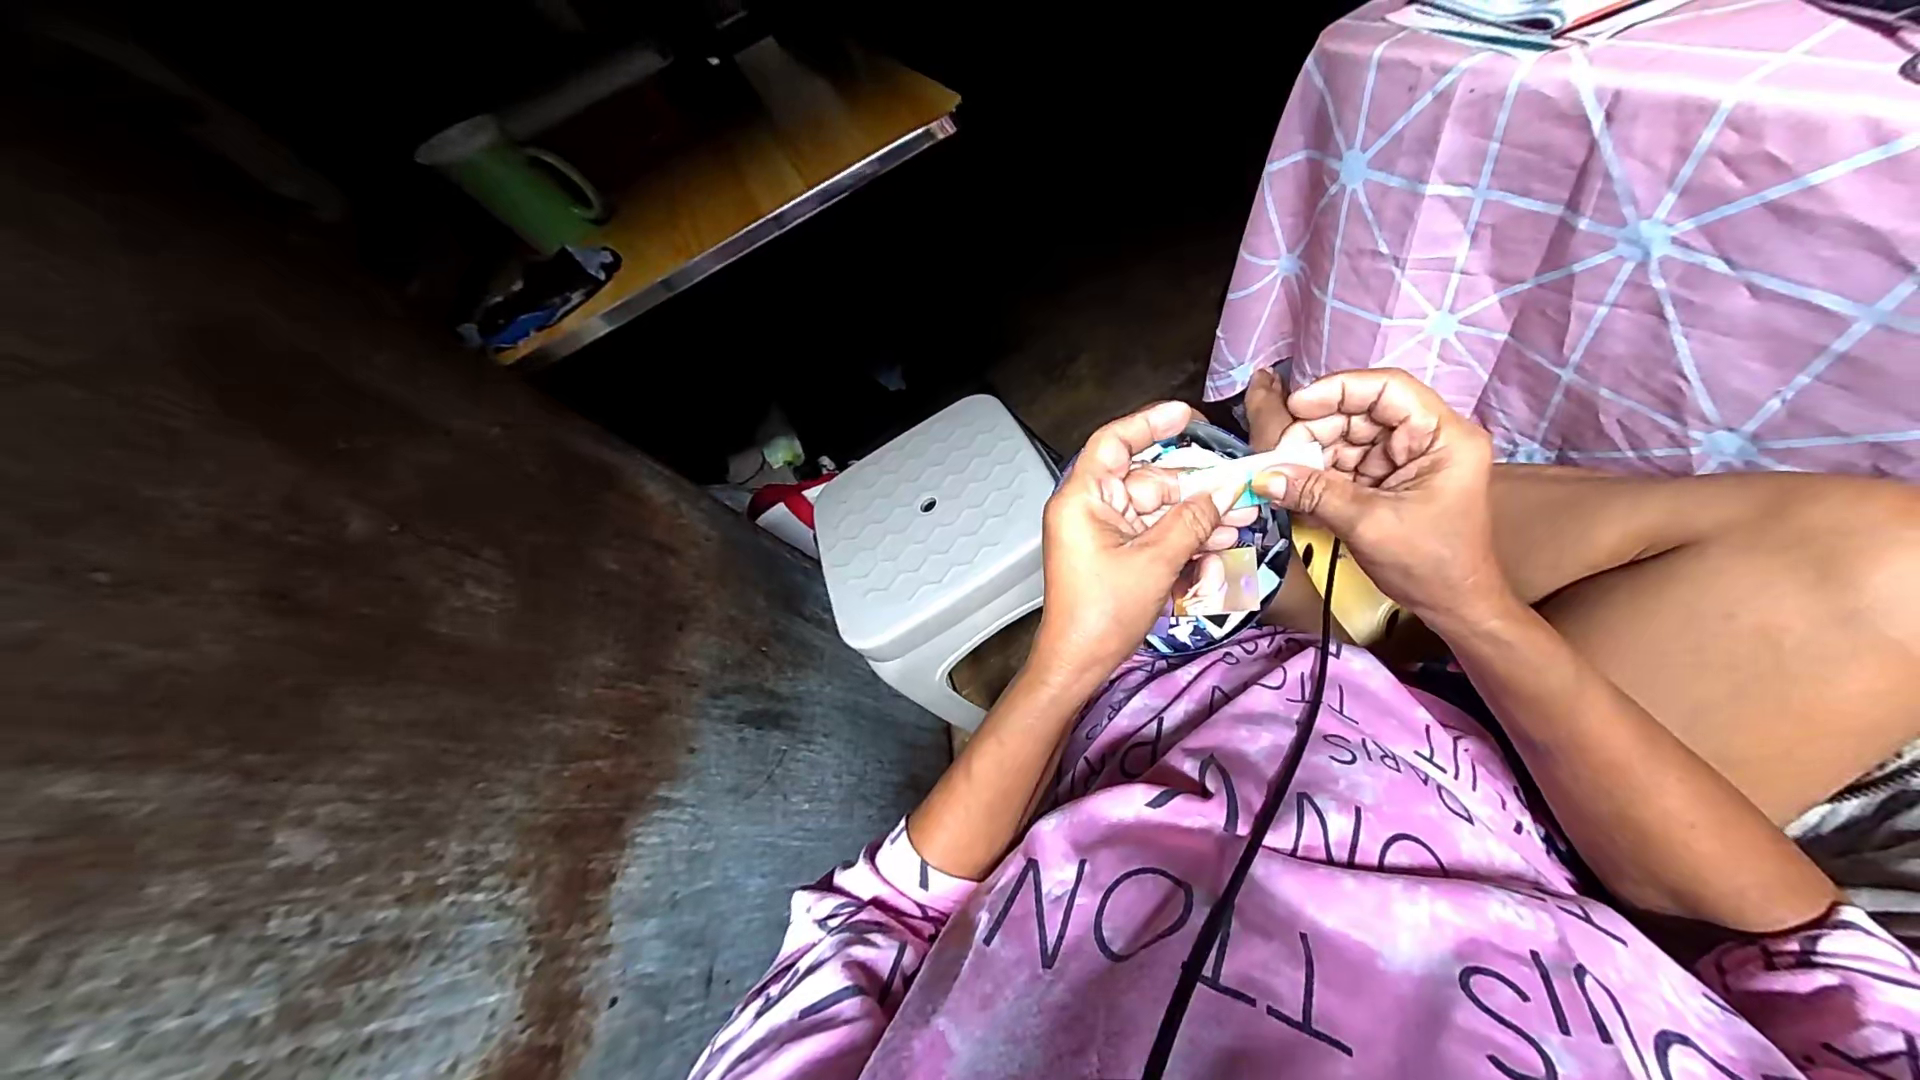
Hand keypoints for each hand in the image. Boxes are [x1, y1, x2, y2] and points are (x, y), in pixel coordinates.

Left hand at [1034, 402, 1245, 680]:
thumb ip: (1192, 521)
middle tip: (1239, 491)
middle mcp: (1089, 509)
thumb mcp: (1154, 562)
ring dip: (1196, 518)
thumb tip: (1224, 493)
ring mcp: (1102, 532)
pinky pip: (1152, 535)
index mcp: (1082, 499)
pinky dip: (1182, 539)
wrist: (1078, 662)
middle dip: (1194, 488)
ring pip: (1156, 511)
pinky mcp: (1114, 554)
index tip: (1187, 415)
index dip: (1149, 423)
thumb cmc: (1102, 612)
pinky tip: (1219, 544)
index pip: (1113, 442)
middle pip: (1146, 480)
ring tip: (1240, 524)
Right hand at [1249, 369, 1513, 626]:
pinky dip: (1315, 473)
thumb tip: (1264, 477)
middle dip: (1316, 430)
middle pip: (1359, 413)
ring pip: (1345, 438)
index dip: (1339, 390)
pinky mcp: (1382, 479)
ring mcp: (1401, 459)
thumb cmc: (1430, 563)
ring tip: (1284, 476)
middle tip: (1280, 455)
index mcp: (1442, 437)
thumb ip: (1315, 494)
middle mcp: (1423, 439)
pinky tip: (1296, 487)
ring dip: (1310, 454)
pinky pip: (1341, 463)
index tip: (1296, 407)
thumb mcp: (1369, 524)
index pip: (1389, 389)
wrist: (1451, 604)